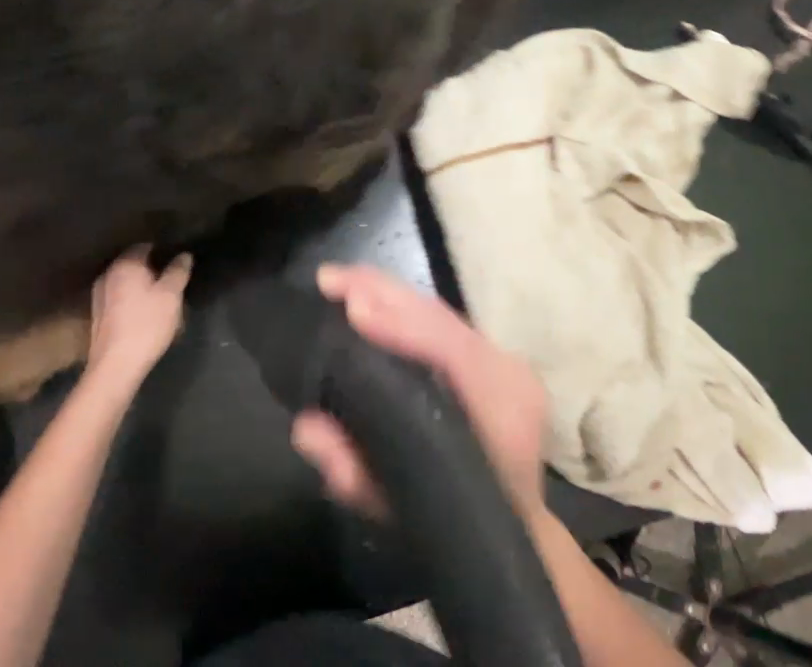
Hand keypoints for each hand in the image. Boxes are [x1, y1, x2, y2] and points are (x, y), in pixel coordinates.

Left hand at [85, 246, 190, 386]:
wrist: (116, 365)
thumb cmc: (146, 325)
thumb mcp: (171, 296)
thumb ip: (178, 271)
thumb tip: (184, 254)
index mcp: (125, 264)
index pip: (144, 245)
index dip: (161, 249)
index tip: (176, 258)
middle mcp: (108, 274)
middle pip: (132, 263)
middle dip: (151, 267)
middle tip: (171, 278)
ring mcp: (99, 294)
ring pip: (124, 281)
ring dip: (140, 284)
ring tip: (159, 295)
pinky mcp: (98, 313)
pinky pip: (118, 296)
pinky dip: (130, 298)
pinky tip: (143, 311)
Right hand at [290, 264, 548, 523]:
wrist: (504, 532)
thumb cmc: (446, 519)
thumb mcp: (394, 505)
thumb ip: (354, 472)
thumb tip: (306, 428)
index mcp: (497, 411)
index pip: (450, 352)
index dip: (402, 324)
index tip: (351, 305)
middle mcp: (506, 378)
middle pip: (443, 321)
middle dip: (385, 294)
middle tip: (329, 279)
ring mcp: (505, 367)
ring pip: (442, 317)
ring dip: (389, 294)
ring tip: (341, 281)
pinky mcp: (493, 362)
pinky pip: (443, 325)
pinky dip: (402, 307)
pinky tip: (367, 296)